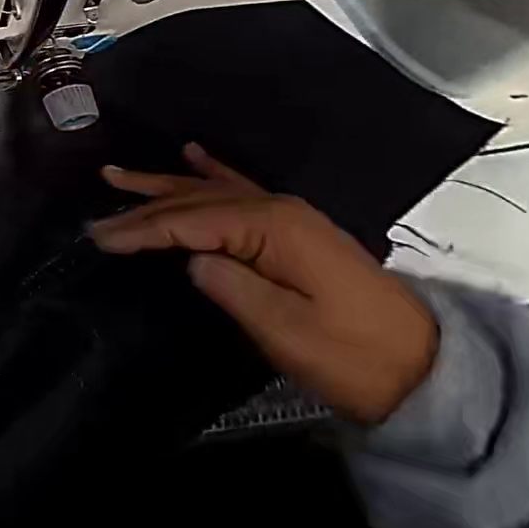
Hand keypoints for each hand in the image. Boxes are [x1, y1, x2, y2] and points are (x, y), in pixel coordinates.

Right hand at [87, 145, 437, 425]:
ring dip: (162, 183)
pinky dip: (210, 171)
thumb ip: (233, 287)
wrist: (430, 373)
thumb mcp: (290, 333)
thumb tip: (192, 259)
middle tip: (98, 212)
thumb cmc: (356, 357)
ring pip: (207, 190)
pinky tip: (193, 154)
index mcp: (272, 228)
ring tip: (119, 174)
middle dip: (142, 207)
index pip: (190, 221)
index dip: (142, 230)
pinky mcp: (289, 227)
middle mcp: (274, 208)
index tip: (100, 238)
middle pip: (192, 200)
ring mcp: (283, 214)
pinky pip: (239, 188)